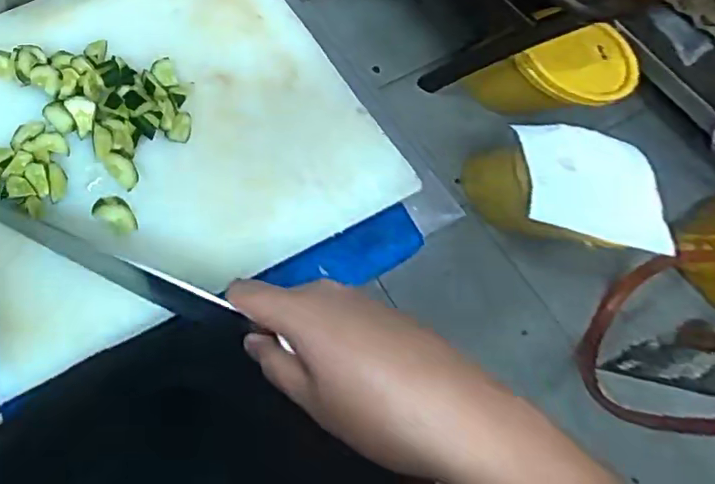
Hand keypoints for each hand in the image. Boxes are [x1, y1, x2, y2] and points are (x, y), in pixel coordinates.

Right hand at [228, 279, 616, 483]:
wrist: (477, 424)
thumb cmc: (382, 415)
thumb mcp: (315, 404)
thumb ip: (275, 366)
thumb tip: (258, 341)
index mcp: (298, 308)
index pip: (243, 291)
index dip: (237, 313)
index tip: (256, 346)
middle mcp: (325, 291)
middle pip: (283, 298)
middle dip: (283, 329)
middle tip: (305, 377)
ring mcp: (363, 298)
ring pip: (319, 308)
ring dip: (318, 334)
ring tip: (348, 384)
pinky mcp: (396, 313)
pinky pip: (353, 317)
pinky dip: (351, 338)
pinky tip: (382, 380)